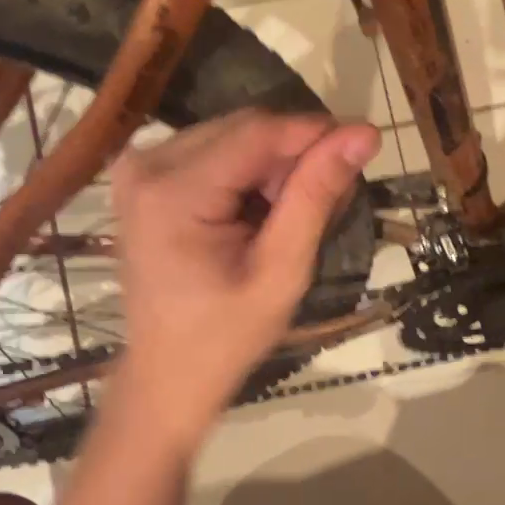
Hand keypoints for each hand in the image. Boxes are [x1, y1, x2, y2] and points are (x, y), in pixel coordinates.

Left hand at [109, 109, 380, 442]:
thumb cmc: (226, 338)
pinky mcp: (142, 180)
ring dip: (270, 168)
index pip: (258, 131)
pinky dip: (244, 177)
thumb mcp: (280, 273)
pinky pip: (209, 155)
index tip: (365, 144)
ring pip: (229, 138)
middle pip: (242, 129)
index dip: (315, 132)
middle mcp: (146, 165)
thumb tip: (362, 134)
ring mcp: (138, 170)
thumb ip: (315, 197)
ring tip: (289, 220)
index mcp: (173, 192)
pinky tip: (258, 218)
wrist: (168, 375)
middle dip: (291, 157)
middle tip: (327, 202)